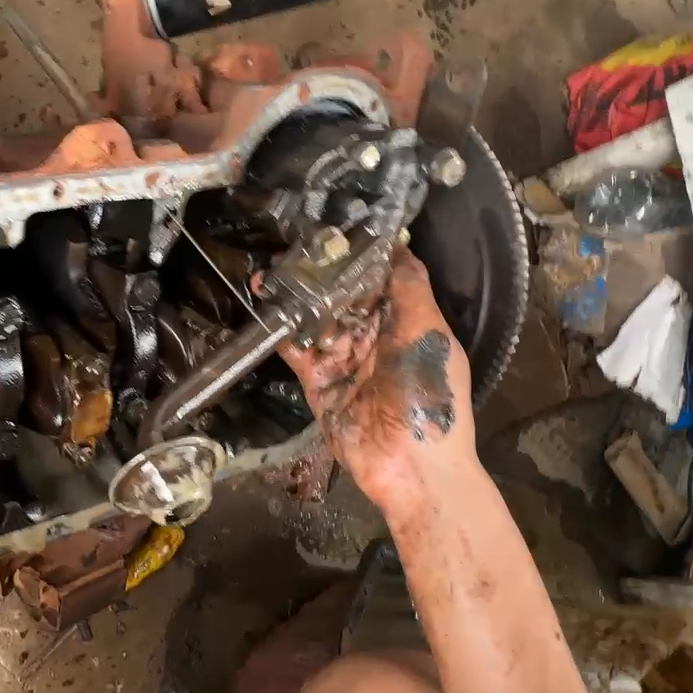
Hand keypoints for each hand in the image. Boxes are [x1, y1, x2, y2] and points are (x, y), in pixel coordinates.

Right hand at [276, 249, 472, 506]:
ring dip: (293, 299)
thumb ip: (409, 288)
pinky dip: (281, 331)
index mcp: (406, 321)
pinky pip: (297, 350)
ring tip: (267, 274)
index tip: (330, 229)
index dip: (355, 255)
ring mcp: (342, 358)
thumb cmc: (428, 394)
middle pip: (340, 297)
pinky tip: (264, 308)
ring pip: (314, 319)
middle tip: (288, 249)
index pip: (377, 279)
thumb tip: (395, 244)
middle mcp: (373, 336)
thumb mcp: (427, 334)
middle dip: (317, 275)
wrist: (409, 463)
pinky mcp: (317, 380)